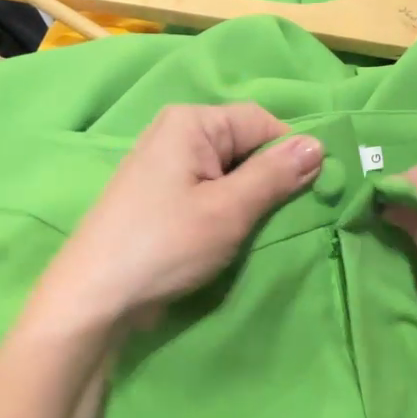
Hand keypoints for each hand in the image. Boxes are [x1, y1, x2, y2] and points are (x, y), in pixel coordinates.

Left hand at [42, 103, 322, 322]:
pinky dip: (226, 216)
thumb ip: (274, 176)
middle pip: (244, 147)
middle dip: (269, 181)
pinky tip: (231, 241)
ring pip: (228, 176)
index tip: (311, 195)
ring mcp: (165, 170)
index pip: (262, 122)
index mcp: (192, 122)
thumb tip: (319, 145)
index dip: (290, 155)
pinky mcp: (160, 202)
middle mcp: (176, 135)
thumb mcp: (228, 210)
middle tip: (286, 222)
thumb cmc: (165, 245)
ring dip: (249, 204)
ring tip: (257, 235)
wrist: (98, 295)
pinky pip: (207, 197)